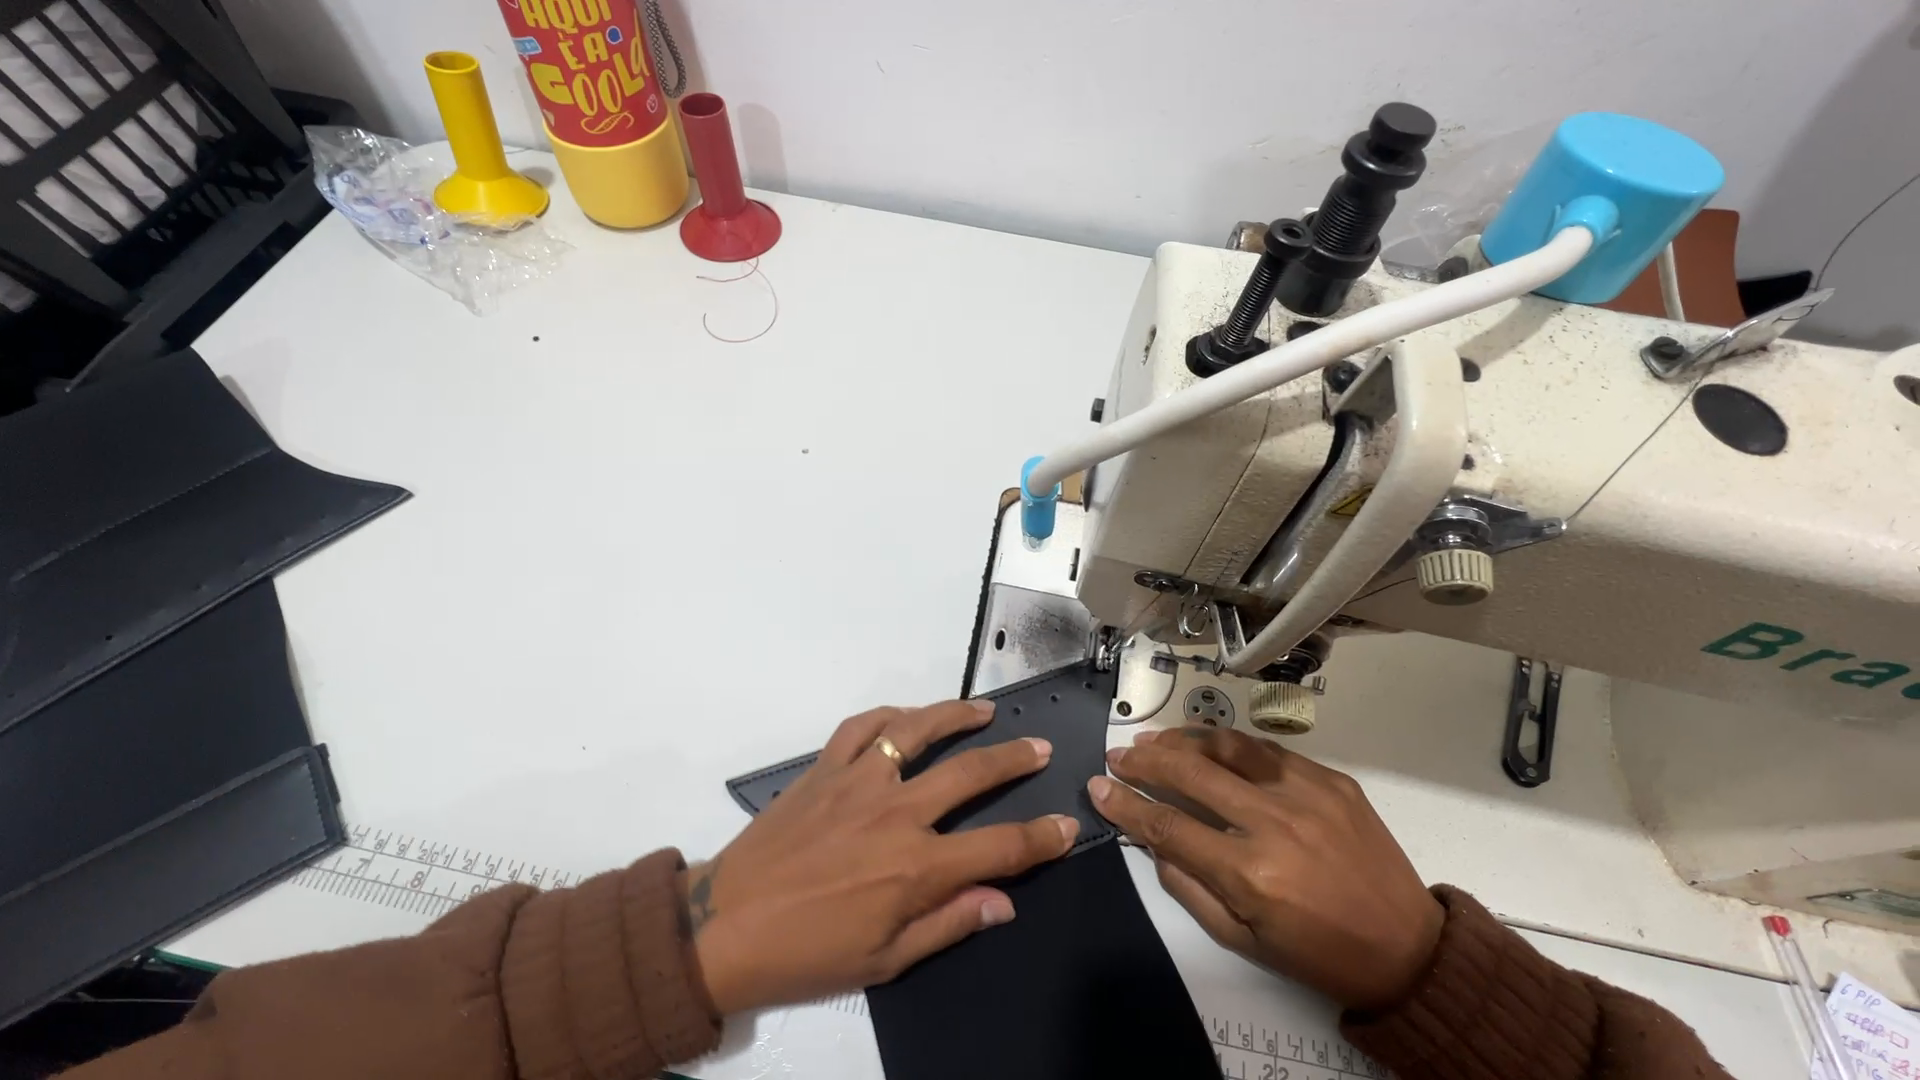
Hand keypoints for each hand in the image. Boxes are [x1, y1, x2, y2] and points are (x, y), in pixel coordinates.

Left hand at [687, 699, 1079, 1014]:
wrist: (724, 927)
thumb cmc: (809, 953)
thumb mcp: (886, 960)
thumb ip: (949, 923)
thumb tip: (1004, 901)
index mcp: (916, 866)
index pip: (999, 847)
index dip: (1041, 838)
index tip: (1067, 826)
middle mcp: (895, 812)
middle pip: (970, 774)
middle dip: (1014, 759)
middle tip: (1039, 747)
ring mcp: (858, 781)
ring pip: (917, 731)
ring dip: (956, 715)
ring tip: (985, 711)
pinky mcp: (824, 768)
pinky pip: (861, 727)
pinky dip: (889, 716)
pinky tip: (907, 717)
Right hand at [1088, 727, 1443, 1010]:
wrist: (1408, 949)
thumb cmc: (1318, 954)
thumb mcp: (1243, 941)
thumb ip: (1189, 888)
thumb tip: (1153, 842)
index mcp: (1249, 872)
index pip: (1168, 824)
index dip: (1125, 804)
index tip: (1097, 787)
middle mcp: (1274, 822)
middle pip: (1191, 772)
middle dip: (1145, 760)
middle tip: (1119, 755)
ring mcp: (1307, 793)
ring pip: (1229, 746)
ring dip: (1185, 739)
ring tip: (1156, 739)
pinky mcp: (1333, 780)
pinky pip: (1269, 751)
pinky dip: (1232, 744)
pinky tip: (1212, 743)